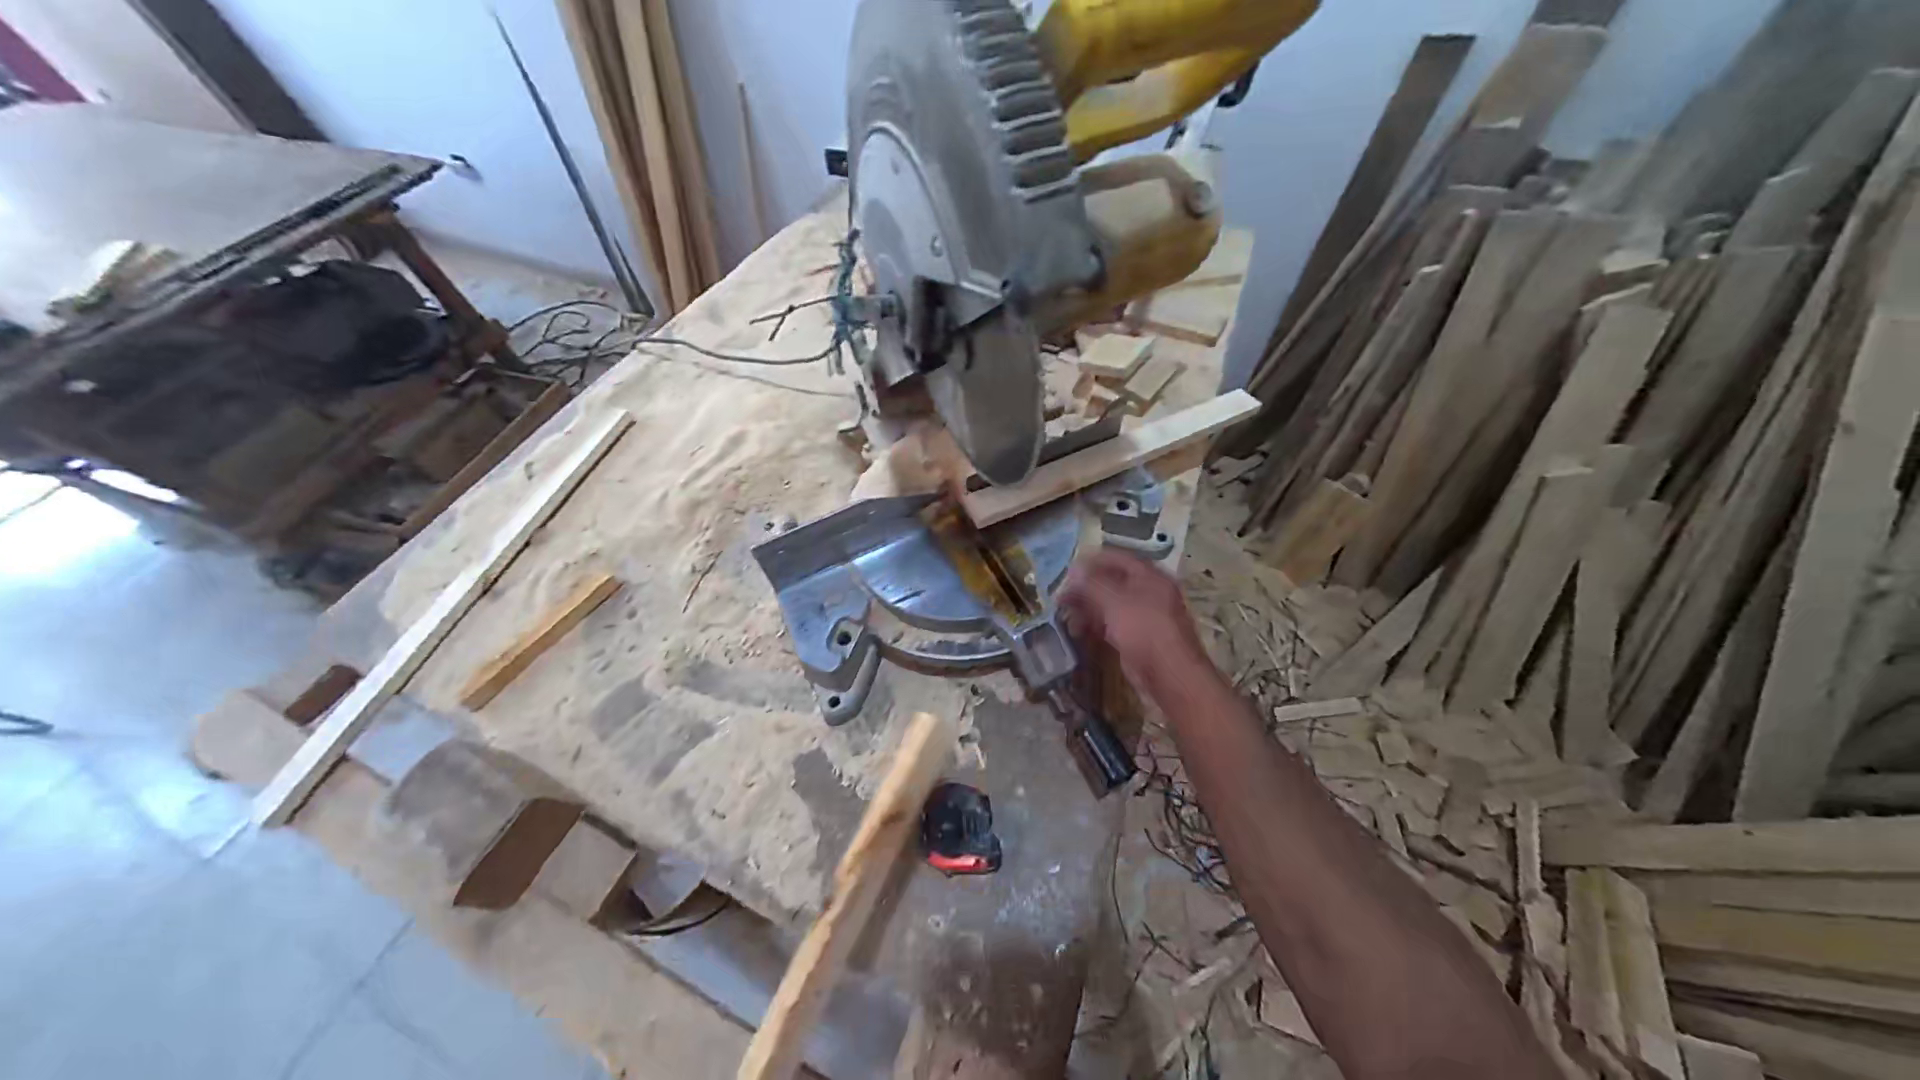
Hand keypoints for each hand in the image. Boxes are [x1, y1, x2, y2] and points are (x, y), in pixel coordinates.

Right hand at [1060, 550, 1211, 691]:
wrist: (1169, 673)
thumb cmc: (1143, 629)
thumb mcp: (1114, 600)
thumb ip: (1092, 583)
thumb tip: (1074, 570)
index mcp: (1149, 576)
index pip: (1117, 558)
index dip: (1092, 561)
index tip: (1068, 569)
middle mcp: (1148, 592)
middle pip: (1112, 582)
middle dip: (1086, 587)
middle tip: (1062, 595)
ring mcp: (1143, 616)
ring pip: (1110, 605)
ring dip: (1087, 608)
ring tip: (1065, 614)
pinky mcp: (1137, 638)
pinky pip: (1112, 624)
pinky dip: (1095, 625)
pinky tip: (1078, 630)